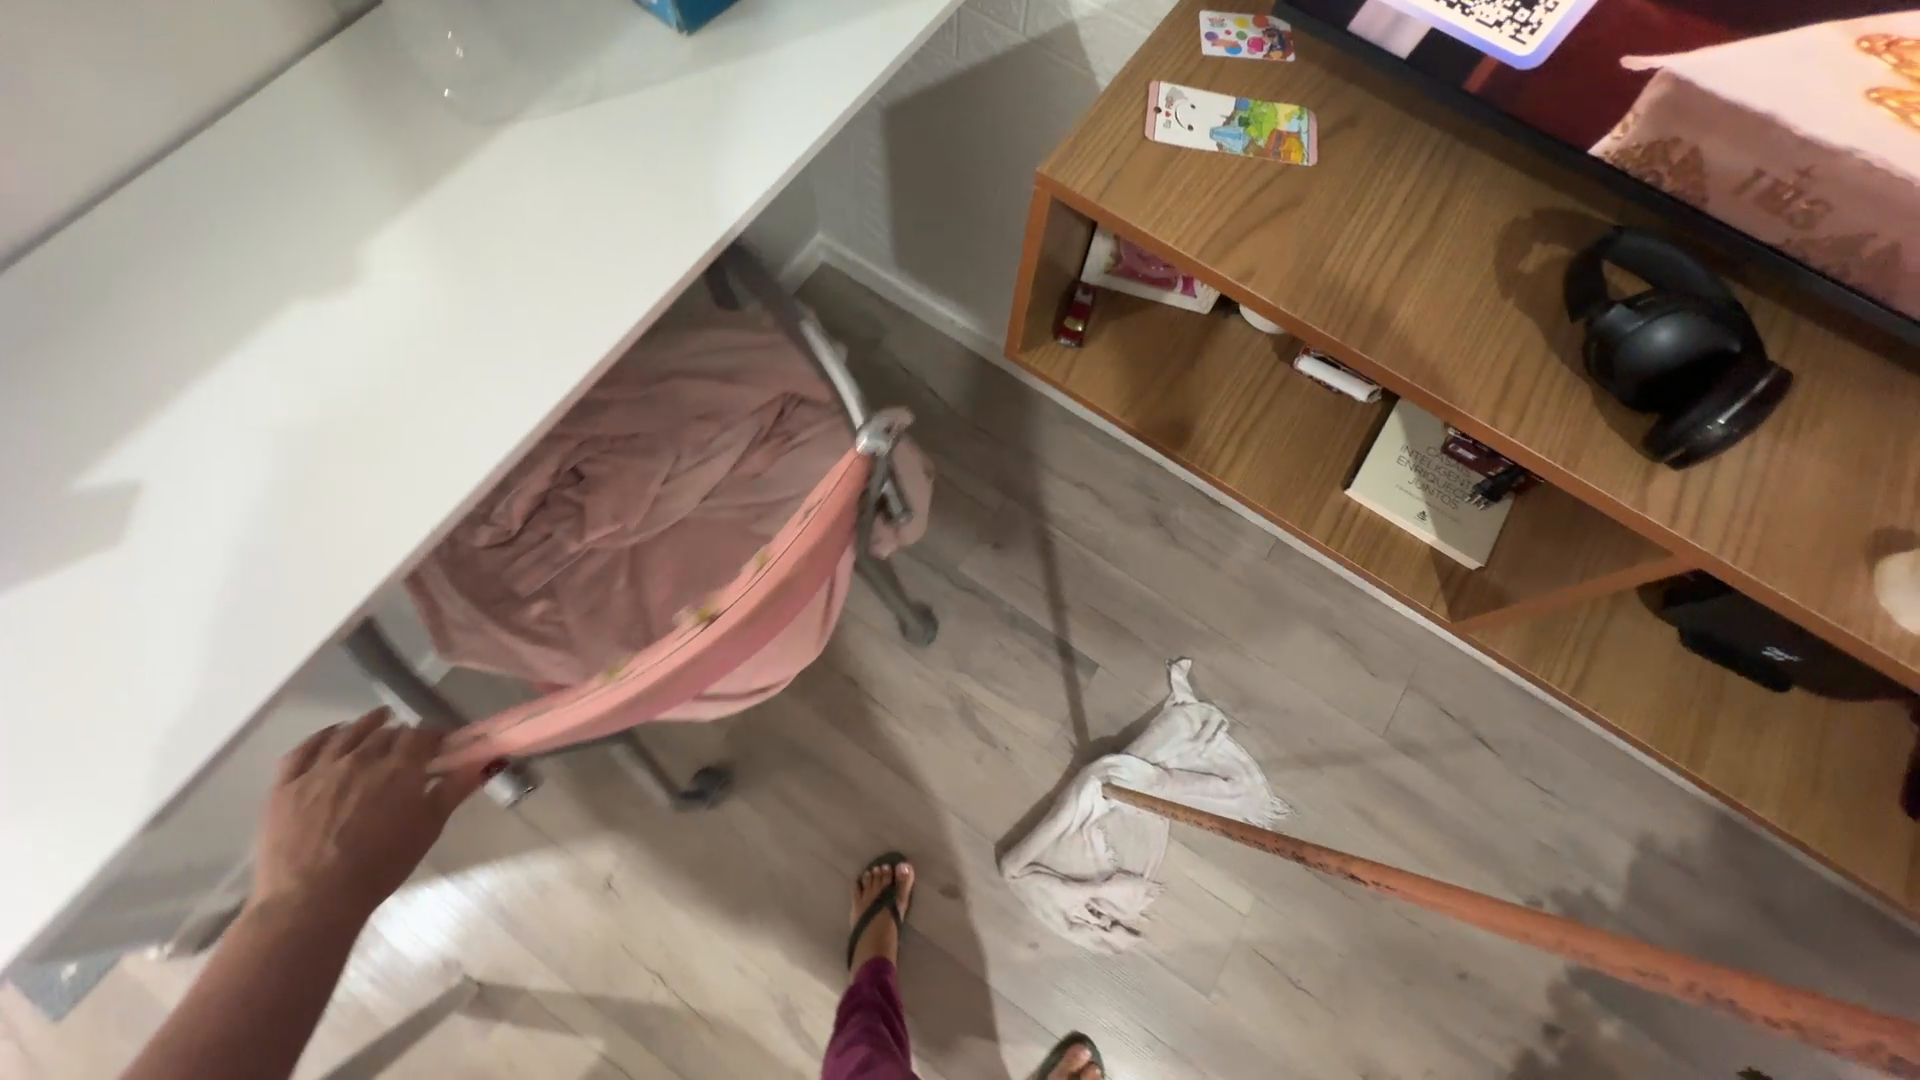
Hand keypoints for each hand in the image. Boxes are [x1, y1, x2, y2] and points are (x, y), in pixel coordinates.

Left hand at [251, 709, 493, 921]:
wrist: (312, 900)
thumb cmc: (381, 867)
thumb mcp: (429, 828)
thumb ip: (455, 789)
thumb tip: (486, 761)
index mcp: (400, 769)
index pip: (422, 735)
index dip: (435, 735)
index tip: (442, 743)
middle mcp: (361, 759)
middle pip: (386, 733)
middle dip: (402, 734)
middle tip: (410, 746)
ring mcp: (319, 770)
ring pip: (347, 734)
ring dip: (367, 724)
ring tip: (378, 720)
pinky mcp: (285, 786)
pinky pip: (303, 750)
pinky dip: (322, 736)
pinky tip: (332, 734)